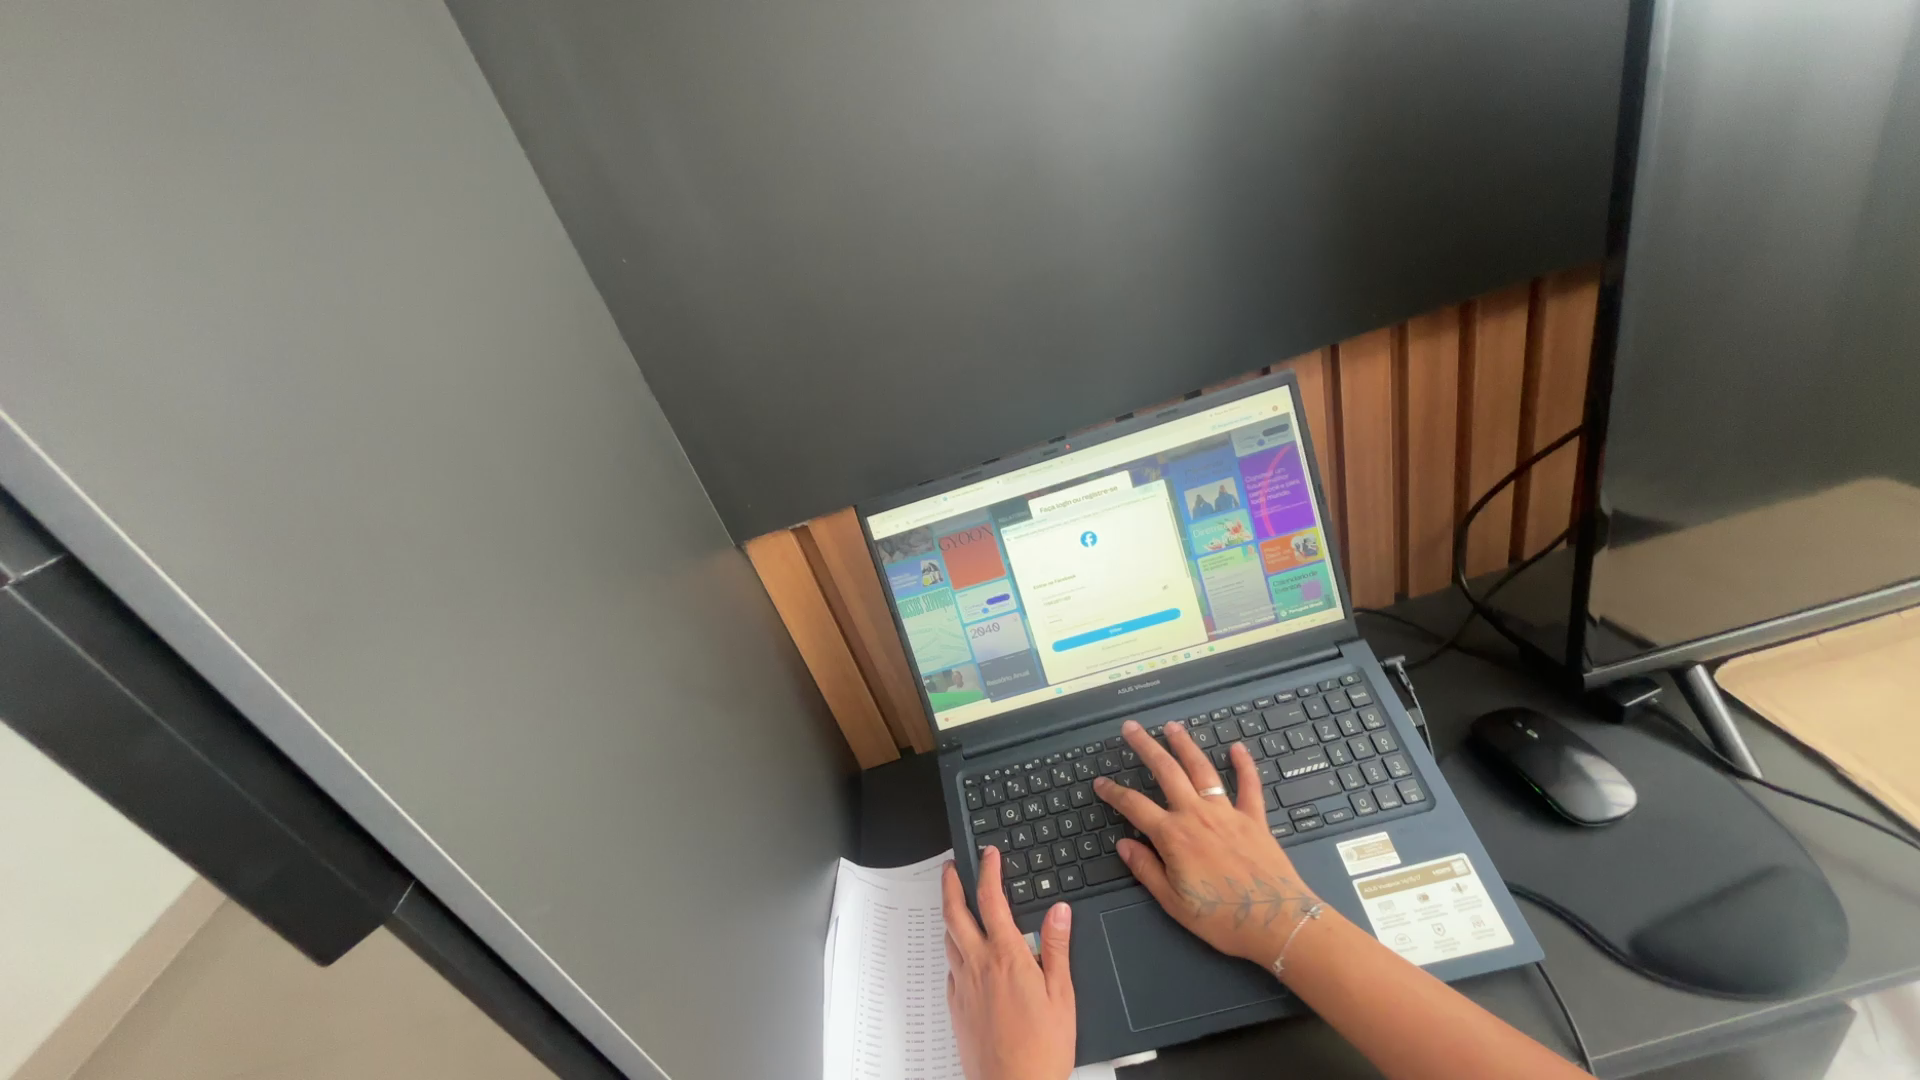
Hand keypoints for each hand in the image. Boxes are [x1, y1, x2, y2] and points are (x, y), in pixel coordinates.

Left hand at [942, 846, 1075, 1079]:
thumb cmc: (1042, 1050)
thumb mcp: (1062, 995)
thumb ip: (1057, 947)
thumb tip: (1059, 910)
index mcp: (1007, 957)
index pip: (991, 900)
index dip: (989, 871)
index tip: (988, 854)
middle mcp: (979, 965)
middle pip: (955, 912)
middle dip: (951, 883)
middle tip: (951, 866)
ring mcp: (963, 986)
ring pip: (949, 938)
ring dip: (950, 914)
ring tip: (955, 903)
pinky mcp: (956, 1007)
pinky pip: (950, 968)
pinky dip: (955, 951)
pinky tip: (963, 954)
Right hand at [1094, 719, 1319, 967]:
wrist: (1278, 923)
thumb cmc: (1223, 919)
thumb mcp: (1174, 902)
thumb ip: (1146, 869)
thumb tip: (1123, 844)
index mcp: (1174, 836)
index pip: (1134, 806)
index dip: (1114, 792)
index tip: (1101, 782)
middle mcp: (1197, 815)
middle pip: (1166, 771)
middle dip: (1145, 747)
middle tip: (1131, 728)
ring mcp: (1227, 813)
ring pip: (1202, 769)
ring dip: (1185, 744)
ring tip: (1172, 727)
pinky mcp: (1254, 818)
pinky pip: (1249, 785)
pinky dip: (1244, 764)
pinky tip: (1237, 748)